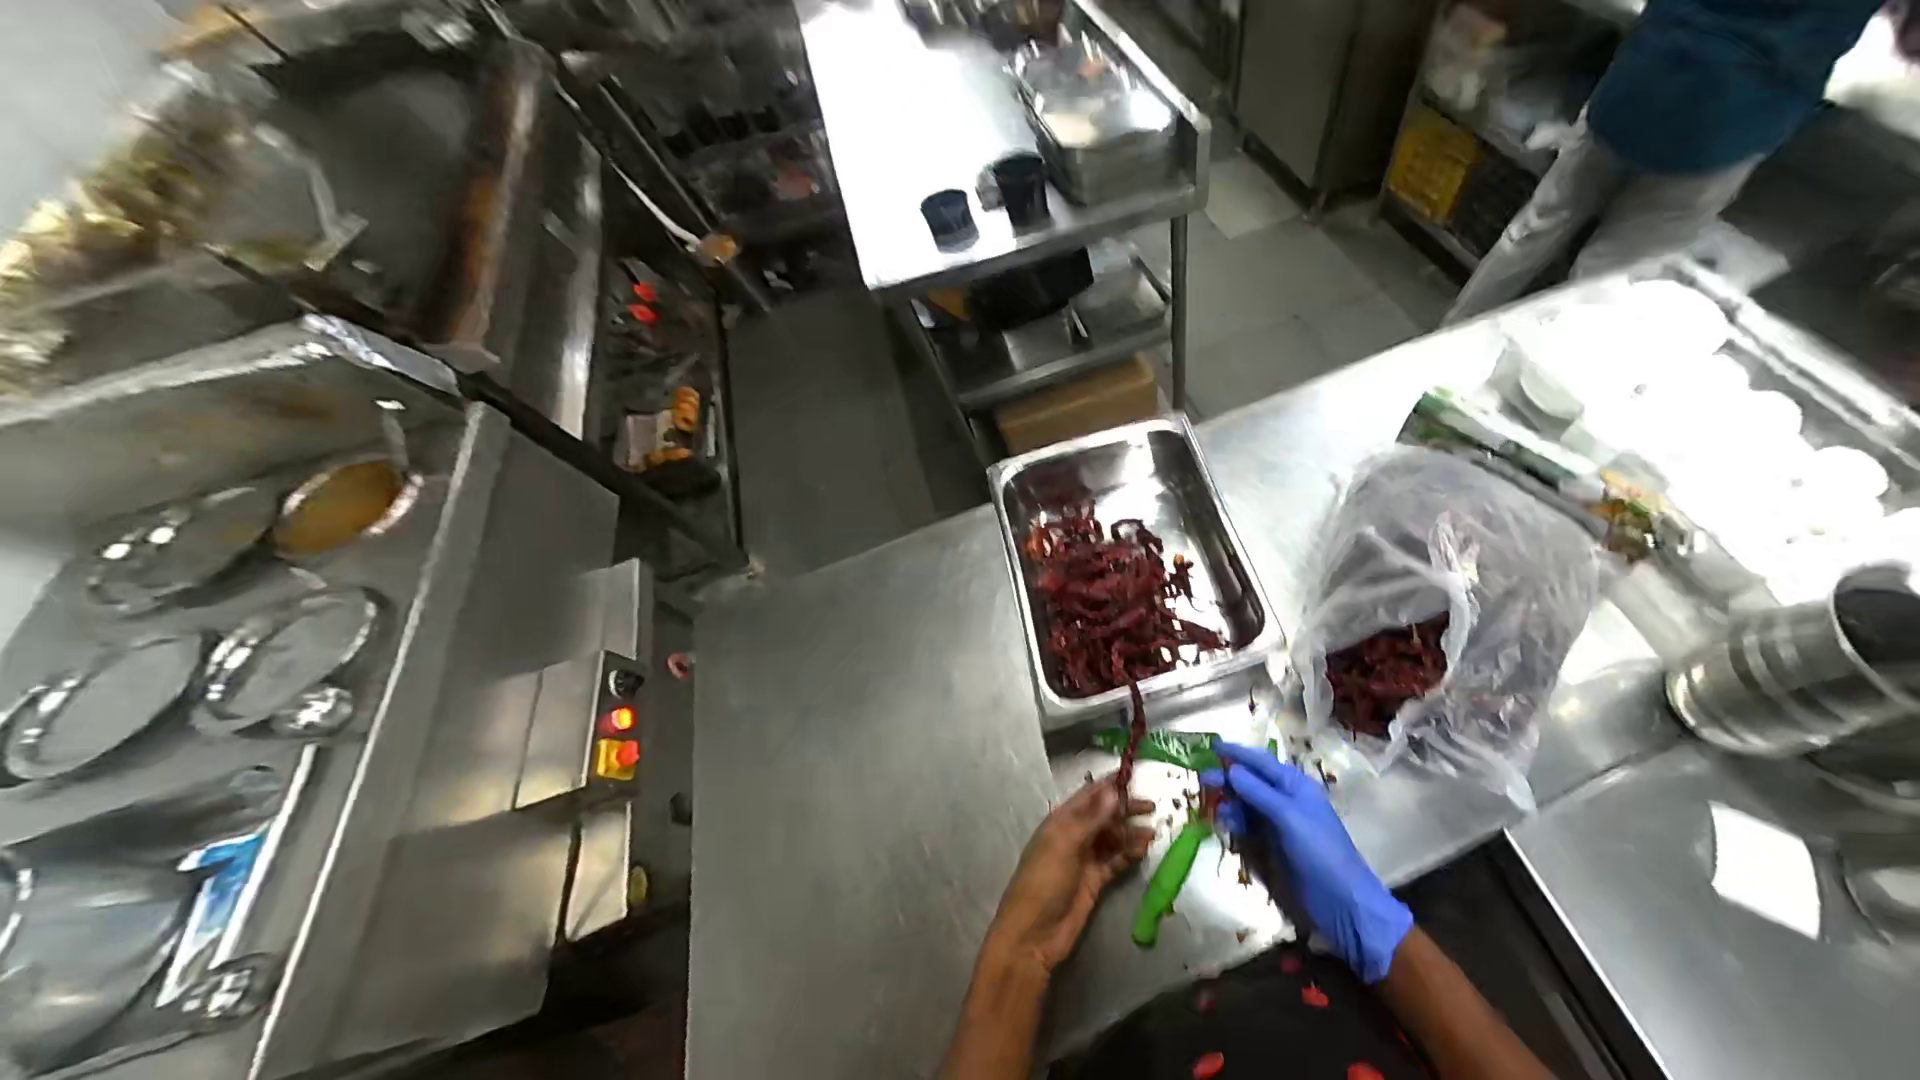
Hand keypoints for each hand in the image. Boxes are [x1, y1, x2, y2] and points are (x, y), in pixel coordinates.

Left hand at [984, 775, 1152, 974]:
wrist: (1034, 933)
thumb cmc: (1043, 881)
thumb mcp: (1066, 844)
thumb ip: (1092, 818)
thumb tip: (1113, 791)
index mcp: (1060, 821)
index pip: (1088, 796)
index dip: (1109, 786)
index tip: (1133, 776)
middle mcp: (1073, 836)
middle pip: (1103, 816)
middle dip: (1125, 809)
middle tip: (1152, 806)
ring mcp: (1084, 859)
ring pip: (1111, 839)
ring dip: (1130, 833)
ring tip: (1153, 829)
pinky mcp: (1094, 881)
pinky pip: (1115, 861)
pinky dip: (1129, 854)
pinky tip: (1144, 849)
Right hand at [1201, 742, 1411, 981]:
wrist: (1341, 903)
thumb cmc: (1320, 852)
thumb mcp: (1289, 817)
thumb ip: (1258, 791)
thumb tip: (1231, 768)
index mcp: (1295, 785)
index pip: (1260, 761)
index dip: (1236, 753)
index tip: (1211, 744)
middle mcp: (1285, 799)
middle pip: (1249, 780)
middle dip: (1227, 779)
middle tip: (1203, 780)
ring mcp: (1278, 822)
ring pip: (1245, 802)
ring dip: (1229, 802)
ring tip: (1218, 810)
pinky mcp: (1271, 844)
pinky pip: (1247, 824)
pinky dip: (1235, 822)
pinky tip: (1229, 827)